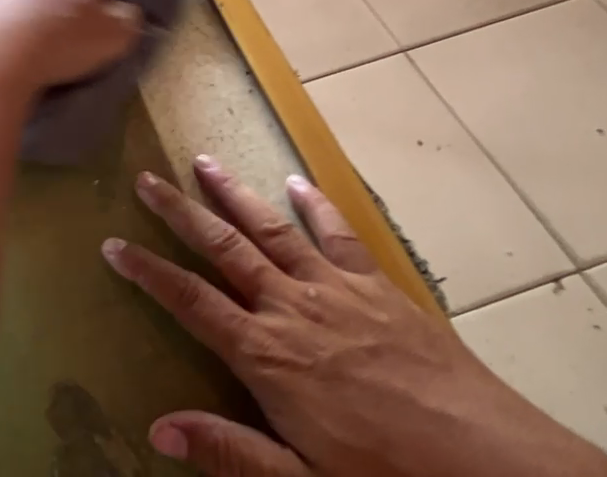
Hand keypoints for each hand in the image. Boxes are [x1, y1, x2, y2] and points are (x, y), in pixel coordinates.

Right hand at [102, 159, 606, 476]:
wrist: (493, 465)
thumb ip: (231, 451)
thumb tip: (157, 429)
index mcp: (265, 355)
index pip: (189, 300)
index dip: (146, 270)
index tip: (113, 243)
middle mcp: (291, 308)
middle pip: (222, 248)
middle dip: (179, 212)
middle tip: (146, 178)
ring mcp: (335, 291)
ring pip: (271, 230)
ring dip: (233, 194)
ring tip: (203, 161)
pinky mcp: (377, 287)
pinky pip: (339, 236)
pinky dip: (315, 206)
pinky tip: (296, 183)